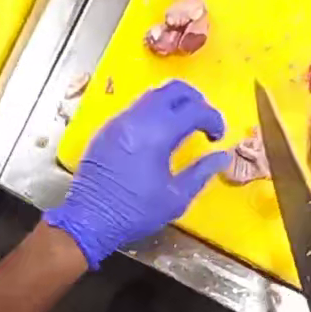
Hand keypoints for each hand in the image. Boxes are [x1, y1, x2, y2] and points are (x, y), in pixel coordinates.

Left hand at [45, 80, 231, 269]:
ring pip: (151, 96)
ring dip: (172, 105)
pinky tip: (156, 136)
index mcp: (156, 133)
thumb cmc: (133, 213)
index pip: (194, 110)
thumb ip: (201, 173)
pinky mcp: (105, 131)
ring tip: (182, 127)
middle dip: (195, 101)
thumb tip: (222, 156)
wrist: (89, 221)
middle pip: (174, 90)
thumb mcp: (175, 199)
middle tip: (203, 122)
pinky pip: (134, 110)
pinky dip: (152, 114)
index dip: (213, 119)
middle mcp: (136, 119)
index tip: (218, 137)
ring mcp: (117, 122)